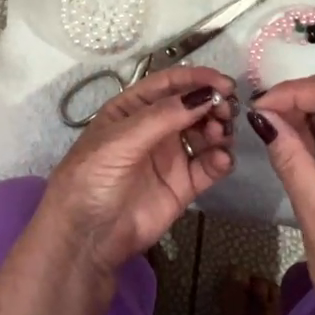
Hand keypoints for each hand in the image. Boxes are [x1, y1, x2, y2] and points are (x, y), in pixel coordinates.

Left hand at [42, 66, 237, 273]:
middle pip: (192, 107)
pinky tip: (221, 160)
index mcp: (132, 109)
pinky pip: (209, 166)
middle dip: (212, 104)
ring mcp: (170, 156)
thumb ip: (163, 116)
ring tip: (220, 136)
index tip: (223, 82)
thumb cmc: (93, 177)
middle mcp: (154, 128)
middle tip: (227, 111)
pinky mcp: (183, 185)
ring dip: (218, 130)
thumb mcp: (121, 139)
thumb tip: (204, 95)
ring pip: (205, 133)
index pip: (168, 84)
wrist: (87, 236)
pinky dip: (221, 160)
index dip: (196, 79)